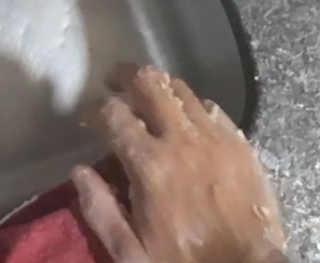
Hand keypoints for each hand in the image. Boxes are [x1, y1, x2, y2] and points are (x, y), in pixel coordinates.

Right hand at [73, 65, 286, 262]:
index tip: (89, 118)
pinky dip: (193, 108)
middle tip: (116, 84)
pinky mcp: (240, 145)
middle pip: (149, 82)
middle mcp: (181, 140)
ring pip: (180, 89)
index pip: (113, 113)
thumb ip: (101, 210)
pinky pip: (212, 108)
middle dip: (125, 75)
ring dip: (159, 89)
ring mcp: (215, 138)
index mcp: (150, 165)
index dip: (94, 109)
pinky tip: (187, 123)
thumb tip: (79, 170)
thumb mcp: (133, 255)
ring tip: (150, 101)